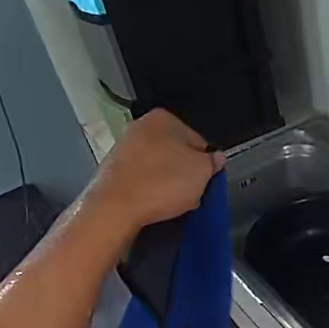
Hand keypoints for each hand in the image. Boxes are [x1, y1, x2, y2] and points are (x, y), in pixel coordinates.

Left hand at [80, 110, 223, 233]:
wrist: (116, 208)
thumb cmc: (160, 183)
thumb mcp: (203, 171)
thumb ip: (214, 162)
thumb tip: (215, 159)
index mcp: (163, 118)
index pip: (198, 140)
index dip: (206, 162)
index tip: (206, 178)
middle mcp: (140, 128)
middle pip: (176, 153)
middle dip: (185, 173)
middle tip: (192, 191)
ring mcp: (123, 150)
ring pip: (158, 168)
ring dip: (168, 184)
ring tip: (174, 203)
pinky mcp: (113, 172)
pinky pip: (142, 181)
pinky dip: (150, 192)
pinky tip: (155, 205)